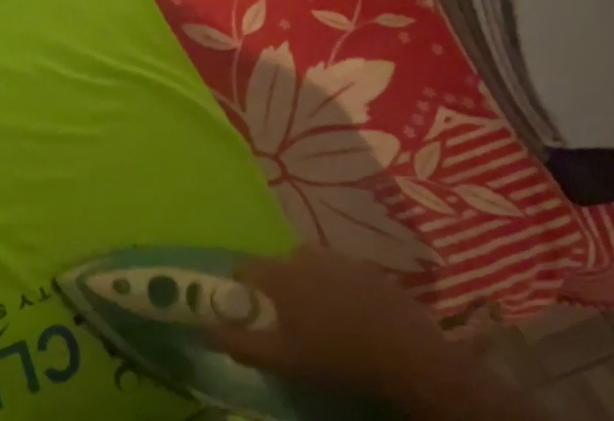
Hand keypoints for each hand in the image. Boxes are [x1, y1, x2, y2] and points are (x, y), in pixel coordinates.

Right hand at [202, 245, 449, 395]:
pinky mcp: (371, 269)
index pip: (243, 267)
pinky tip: (351, 313)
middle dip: (277, 286)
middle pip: (278, 264)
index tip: (247, 309)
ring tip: (321, 315)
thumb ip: (239, 342)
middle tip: (287, 318)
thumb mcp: (282, 359)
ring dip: (309, 283)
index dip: (240, 286)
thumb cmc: (337, 358)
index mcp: (279, 273)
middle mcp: (304, 254)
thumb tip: (203, 328)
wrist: (410, 359)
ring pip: (311, 265)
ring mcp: (341, 258)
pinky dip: (338, 286)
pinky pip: (342, 271)